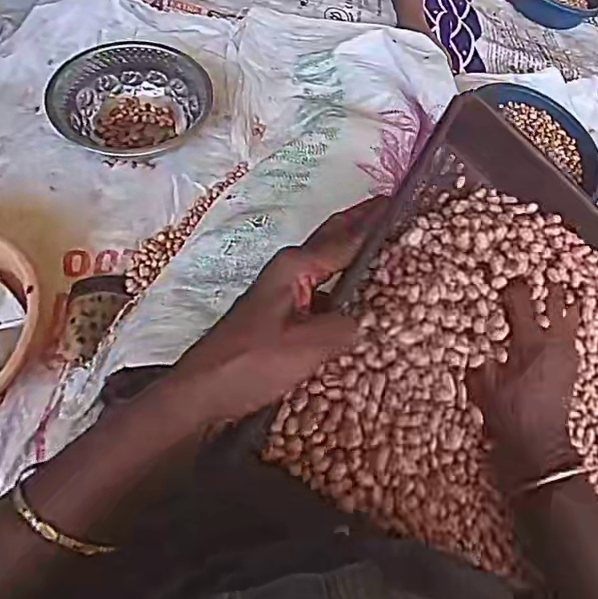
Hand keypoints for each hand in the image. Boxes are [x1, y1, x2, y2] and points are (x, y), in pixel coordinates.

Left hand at [168, 196, 386, 426]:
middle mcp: (289, 271)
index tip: (398, 203)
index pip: (344, 239)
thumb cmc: (249, 364)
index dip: (373, 222)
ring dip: (352, 251)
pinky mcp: (282, 315)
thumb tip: (372, 318)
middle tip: (390, 207)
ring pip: (326, 263)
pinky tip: (359, 296)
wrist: (199, 394)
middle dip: (359, 221)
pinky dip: (343, 283)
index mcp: (294, 267)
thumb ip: (344, 327)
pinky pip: (321, 289)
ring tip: (384, 246)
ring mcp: (283, 292)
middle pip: (331, 238)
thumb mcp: (305, 347)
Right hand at [469, 281, 580, 492]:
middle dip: (546, 282)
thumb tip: (468, 336)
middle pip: (555, 299)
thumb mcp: (482, 385)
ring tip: (557, 283)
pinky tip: (563, 314)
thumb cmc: (508, 415)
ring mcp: (568, 353)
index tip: (503, 272)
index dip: (511, 284)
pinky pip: (572, 331)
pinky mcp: (573, 363)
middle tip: (537, 269)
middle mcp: (554, 342)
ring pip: (571, 313)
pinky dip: (567, 319)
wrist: (539, 445)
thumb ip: (477, 357)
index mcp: (530, 342)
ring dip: (562, 298)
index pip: (520, 301)